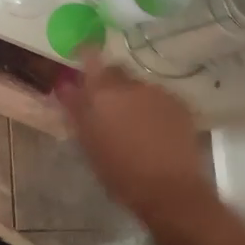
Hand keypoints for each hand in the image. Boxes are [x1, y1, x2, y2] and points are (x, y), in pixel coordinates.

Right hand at [56, 50, 219, 234]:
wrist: (169, 189)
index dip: (85, 55)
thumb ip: (75, 109)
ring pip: (138, 87)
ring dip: (132, 98)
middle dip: (109, 84)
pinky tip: (154, 132)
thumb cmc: (119, 170)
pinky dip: (153, 109)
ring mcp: (159, 93)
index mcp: (103, 92)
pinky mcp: (180, 105)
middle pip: (116, 72)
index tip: (80, 61)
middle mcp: (131, 85)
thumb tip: (64, 85)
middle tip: (106, 108)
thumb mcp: (88, 142)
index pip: (90, 57)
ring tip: (133, 125)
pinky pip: (159, 99)